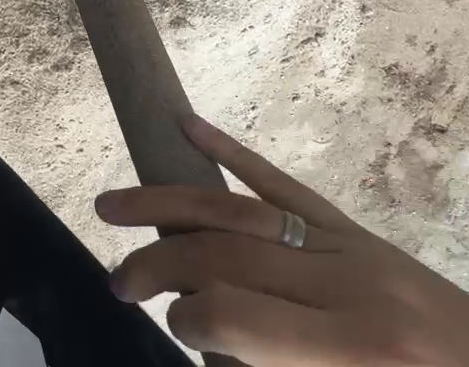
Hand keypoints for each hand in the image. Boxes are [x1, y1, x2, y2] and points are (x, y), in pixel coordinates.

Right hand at [97, 117, 468, 366]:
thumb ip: (273, 365)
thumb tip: (206, 335)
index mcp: (356, 346)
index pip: (228, 312)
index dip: (183, 318)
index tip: (170, 328)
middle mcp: (347, 284)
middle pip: (219, 254)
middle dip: (156, 266)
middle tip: (120, 282)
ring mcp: (351, 247)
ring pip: (234, 210)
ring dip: (163, 205)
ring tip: (109, 208)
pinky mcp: (358, 231)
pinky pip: (285, 185)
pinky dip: (232, 153)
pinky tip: (187, 126)